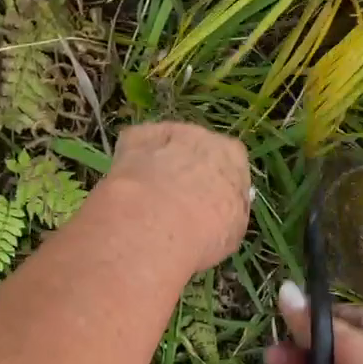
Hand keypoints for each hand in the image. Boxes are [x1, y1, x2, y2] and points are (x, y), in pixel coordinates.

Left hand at [94, 122, 250, 274]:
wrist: (157, 220)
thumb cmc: (204, 232)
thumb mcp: (232, 229)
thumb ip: (229, 206)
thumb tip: (220, 206)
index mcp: (231, 155)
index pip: (229, 161)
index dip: (217, 181)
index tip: (209, 200)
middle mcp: (200, 135)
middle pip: (195, 148)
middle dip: (187, 168)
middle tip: (177, 198)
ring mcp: (165, 131)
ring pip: (165, 144)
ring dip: (159, 162)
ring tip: (150, 195)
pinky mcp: (134, 134)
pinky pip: (136, 144)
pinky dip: (133, 158)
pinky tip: (130, 183)